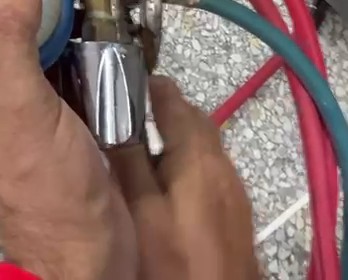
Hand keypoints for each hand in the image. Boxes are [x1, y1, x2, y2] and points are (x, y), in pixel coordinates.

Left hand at [0, 0, 137, 279]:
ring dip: (68, 20)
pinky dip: (91, 46)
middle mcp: (1, 95)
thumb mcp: (21, 104)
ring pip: (48, 47)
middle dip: (39, 0)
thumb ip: (12, 38)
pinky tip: (108, 24)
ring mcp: (38, 106)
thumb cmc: (46, 188)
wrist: (93, 257)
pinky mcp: (73, 115)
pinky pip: (78, 68)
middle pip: (13, 30)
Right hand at [113, 78, 260, 279]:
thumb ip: (127, 158)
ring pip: (201, 146)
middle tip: (122, 120)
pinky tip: (162, 188)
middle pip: (192, 118)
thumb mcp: (140, 210)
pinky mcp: (235, 216)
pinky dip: (185, 164)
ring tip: (136, 152)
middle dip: (160, 110)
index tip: (116, 86)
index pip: (173, 97)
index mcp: (199, 153)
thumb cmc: (176, 262)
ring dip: (173, 139)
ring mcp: (233, 191)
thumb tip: (112, 115)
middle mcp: (222, 164)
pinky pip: (208, 171)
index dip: (145, 86)